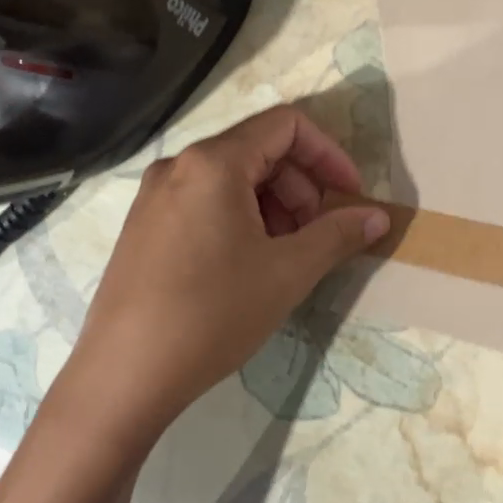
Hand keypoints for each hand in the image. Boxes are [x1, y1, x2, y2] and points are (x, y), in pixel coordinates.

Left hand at [62, 105, 389, 439]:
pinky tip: (248, 267)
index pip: (286, 125)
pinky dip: (242, 219)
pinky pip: (205, 202)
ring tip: (286, 257)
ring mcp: (154, 197)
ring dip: (275, 206)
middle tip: (319, 235)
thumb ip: (339, 234)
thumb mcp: (289, 272)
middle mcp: (178, 167)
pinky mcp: (144, 228)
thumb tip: (378, 216)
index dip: (329, 153)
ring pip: (233, 179)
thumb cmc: (213, 313)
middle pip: (260, 150)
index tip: (351, 195)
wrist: (123, 377)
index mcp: (213, 163)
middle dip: (302, 186)